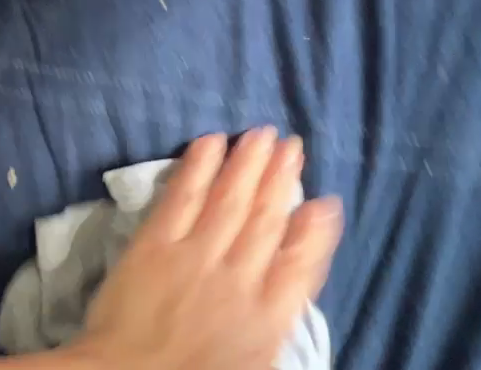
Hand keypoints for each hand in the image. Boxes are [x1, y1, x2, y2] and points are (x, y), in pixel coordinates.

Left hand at [65, 128, 343, 369]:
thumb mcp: (253, 362)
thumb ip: (272, 321)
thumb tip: (290, 283)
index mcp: (267, 320)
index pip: (299, 264)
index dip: (314, 229)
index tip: (326, 200)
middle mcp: (237, 280)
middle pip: (265, 220)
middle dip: (281, 179)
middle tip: (292, 144)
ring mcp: (194, 256)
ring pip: (229, 200)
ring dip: (248, 164)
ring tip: (260, 134)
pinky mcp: (154, 242)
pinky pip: (182, 196)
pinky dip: (198, 166)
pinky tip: (211, 141)